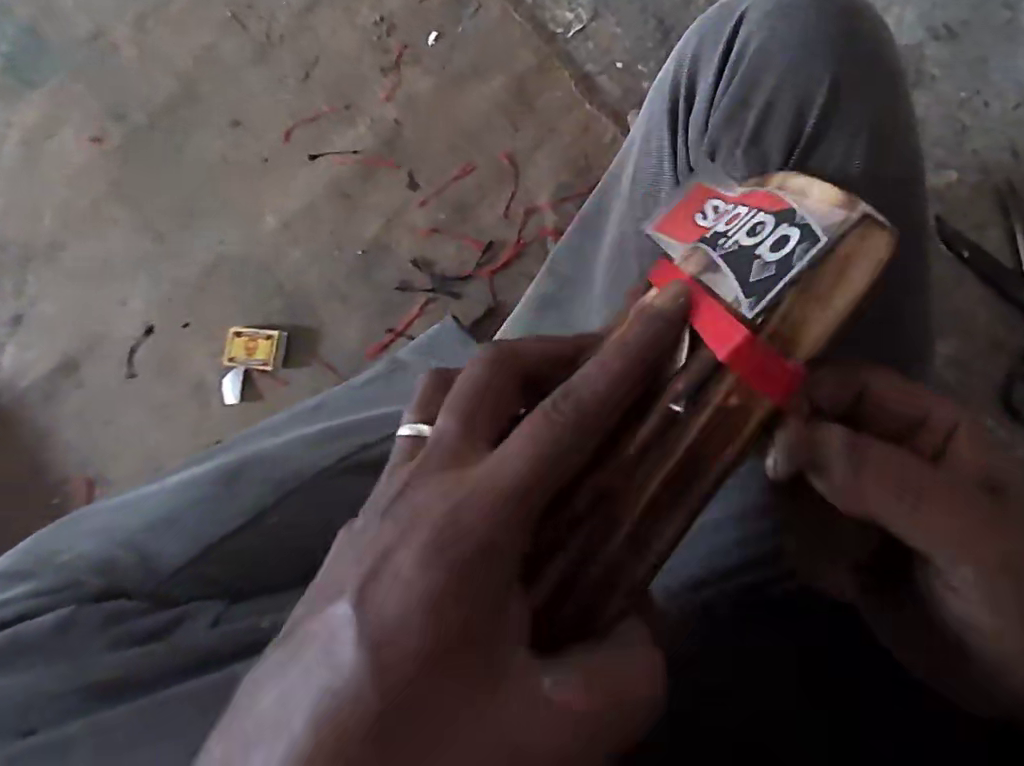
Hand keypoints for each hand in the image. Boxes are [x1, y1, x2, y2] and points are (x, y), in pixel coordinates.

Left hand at [200, 282, 692, 765]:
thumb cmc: (413, 756)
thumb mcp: (551, 737)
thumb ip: (625, 671)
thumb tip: (638, 618)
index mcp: (472, 519)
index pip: (567, 413)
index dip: (628, 354)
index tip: (665, 302)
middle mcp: (422, 483)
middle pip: (491, 370)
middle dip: (559, 348)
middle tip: (608, 366)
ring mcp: (380, 497)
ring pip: (441, 394)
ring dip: (501, 382)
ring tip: (547, 413)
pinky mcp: (358, 524)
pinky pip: (417, 441)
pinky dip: (465, 431)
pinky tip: (488, 489)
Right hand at [765, 363, 1023, 721]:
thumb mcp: (968, 532)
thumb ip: (886, 480)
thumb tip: (794, 439)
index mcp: (921, 422)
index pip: (847, 383)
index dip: (805, 394)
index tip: (772, 432)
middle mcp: (881, 449)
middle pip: (806, 424)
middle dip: (789, 457)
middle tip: (782, 491)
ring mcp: (857, 497)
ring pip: (793, 476)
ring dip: (798, 513)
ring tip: (835, 555)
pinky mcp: (840, 543)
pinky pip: (795, 526)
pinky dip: (805, 551)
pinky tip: (843, 583)